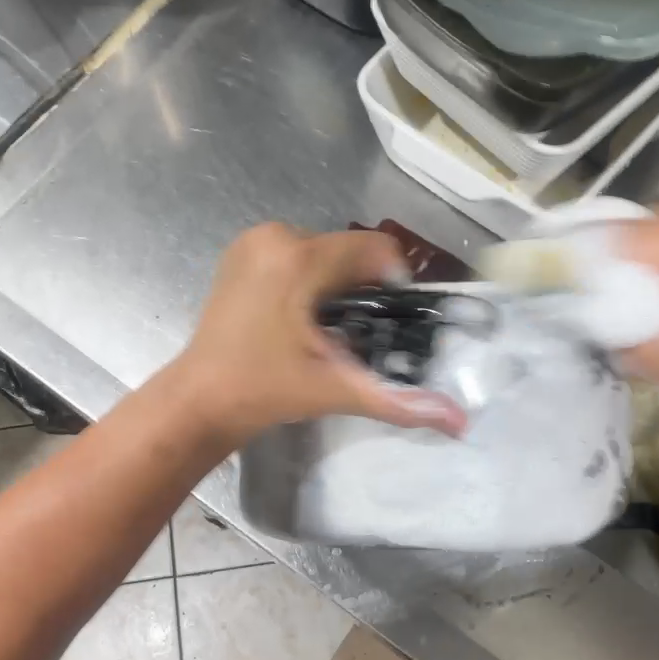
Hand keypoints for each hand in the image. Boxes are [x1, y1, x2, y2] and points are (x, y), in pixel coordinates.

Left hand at [160, 223, 467, 445]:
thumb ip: (398, 401)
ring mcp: (252, 244)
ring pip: (322, 257)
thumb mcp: (335, 390)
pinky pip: (294, 260)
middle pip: (347, 253)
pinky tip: (299, 325)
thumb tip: (459, 422)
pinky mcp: (240, 257)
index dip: (393, 283)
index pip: (374, 249)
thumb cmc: (263, 391)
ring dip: (335, 290)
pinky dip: (308, 285)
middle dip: (361, 292)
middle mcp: (275, 237)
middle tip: (356, 338)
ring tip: (326, 335)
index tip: (390, 323)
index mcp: (298, 258)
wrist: (199, 402)